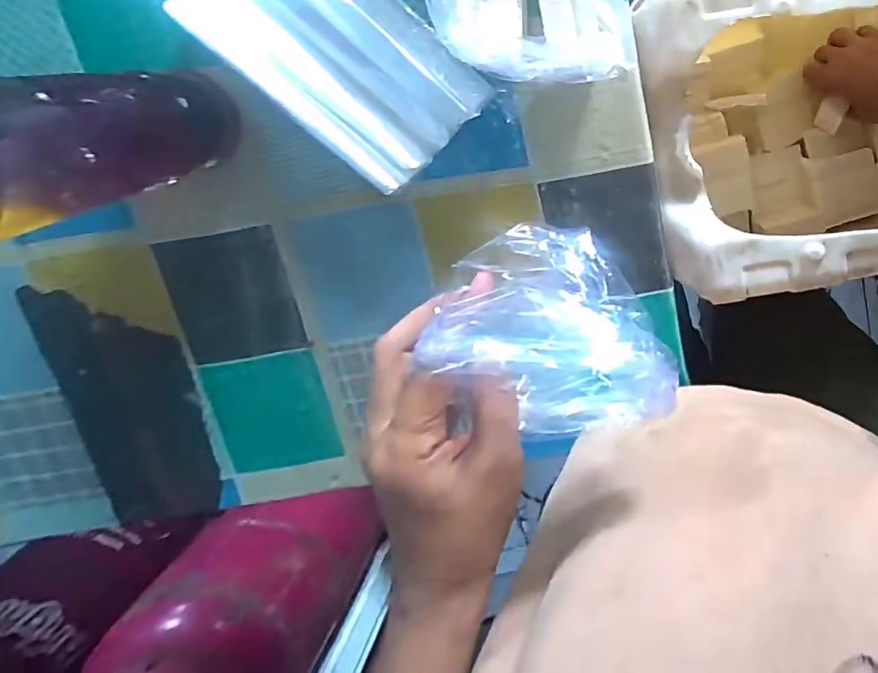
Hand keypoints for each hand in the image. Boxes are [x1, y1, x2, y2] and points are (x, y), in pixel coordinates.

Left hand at [361, 277, 522, 610]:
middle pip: (391, 354)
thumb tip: (493, 354)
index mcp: (401, 441)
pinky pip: (405, 385)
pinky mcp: (391, 440)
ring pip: (394, 366)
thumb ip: (495, 403)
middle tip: (468, 294)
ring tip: (468, 311)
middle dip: (429, 317)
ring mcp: (380, 436)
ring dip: (428, 334)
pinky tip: (462, 350)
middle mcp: (379, 431)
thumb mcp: (498, 464)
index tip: (485, 297)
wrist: (440, 584)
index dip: (458, 329)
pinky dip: (430, 359)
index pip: (426, 366)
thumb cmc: (473, 530)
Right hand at [805, 26, 877, 125]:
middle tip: (832, 68)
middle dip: (823, 59)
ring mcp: (861, 42)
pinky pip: (862, 30)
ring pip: (838, 34)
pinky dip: (860, 37)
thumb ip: (848, 106)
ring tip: (847, 51)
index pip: (809, 71)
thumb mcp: (862, 114)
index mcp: (832, 78)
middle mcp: (841, 56)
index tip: (818, 82)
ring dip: (838, 43)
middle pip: (821, 51)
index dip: (812, 76)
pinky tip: (868, 45)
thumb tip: (843, 102)